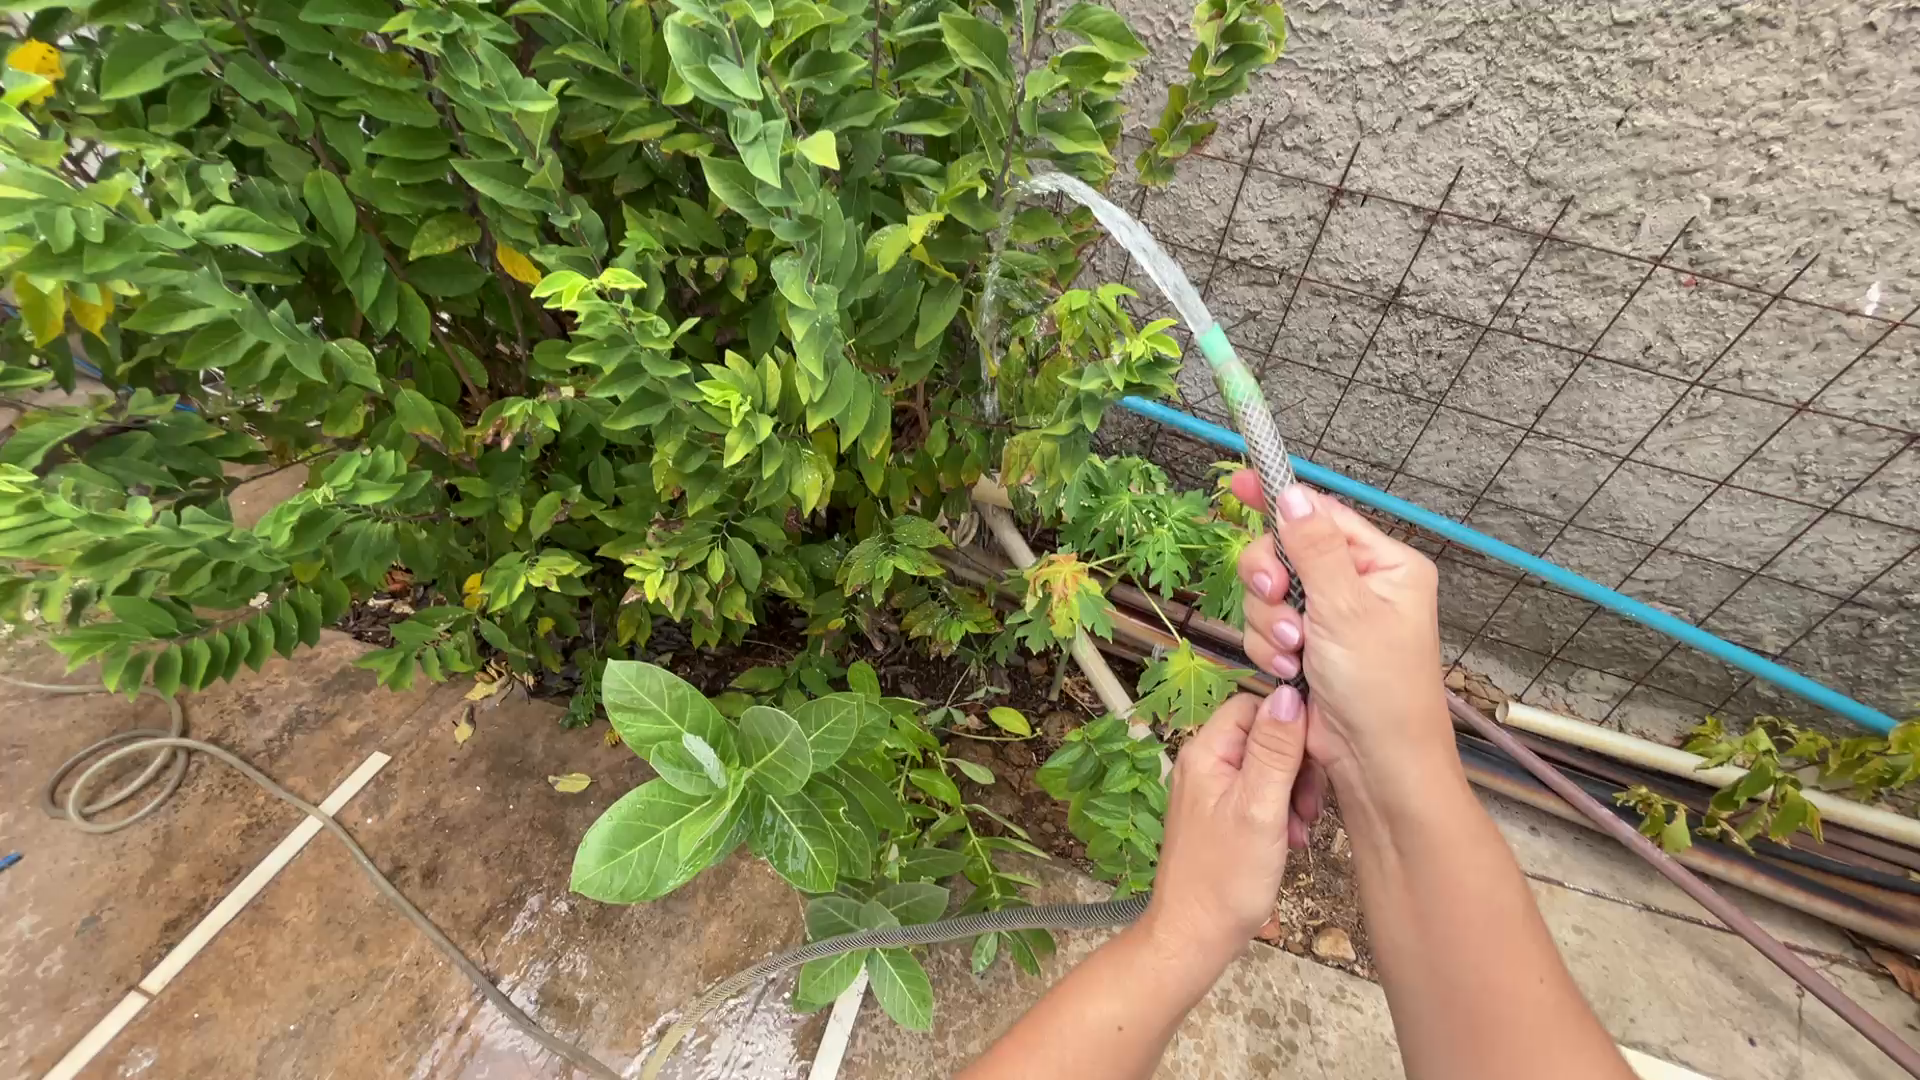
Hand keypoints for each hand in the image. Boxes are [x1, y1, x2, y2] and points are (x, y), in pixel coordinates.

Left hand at [1141, 691, 1307, 968]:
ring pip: (1266, 765)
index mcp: (1206, 752)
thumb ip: (1274, 750)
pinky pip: (1259, 792)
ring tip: (1299, 829)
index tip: (1313, 760)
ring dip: (1291, 792)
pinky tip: (1290, 839)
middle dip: (1294, 765)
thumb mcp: (1259, 808)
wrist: (1195, 932)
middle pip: (1262, 735)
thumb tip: (1288, 693)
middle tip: (1307, 807)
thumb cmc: (1226, 875)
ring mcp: (1211, 788)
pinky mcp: (1221, 811)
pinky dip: (1280, 811)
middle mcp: (1204, 762)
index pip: (1252, 706)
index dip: (1287, 725)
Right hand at [1231, 472, 1452, 781]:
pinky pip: (1259, 626)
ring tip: (1294, 652)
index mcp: (1381, 565)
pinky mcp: (1299, 644)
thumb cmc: (1381, 687)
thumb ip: (1315, 549)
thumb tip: (1292, 494)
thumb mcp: (1348, 609)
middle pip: (1280, 552)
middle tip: (1277, 598)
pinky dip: (1265, 647)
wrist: (1373, 762)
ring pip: (1263, 593)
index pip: (1321, 515)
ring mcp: (1322, 615)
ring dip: (1269, 623)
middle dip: (1270, 582)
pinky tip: (1288, 669)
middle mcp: (1351, 584)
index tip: (1239, 483)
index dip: (1279, 499)